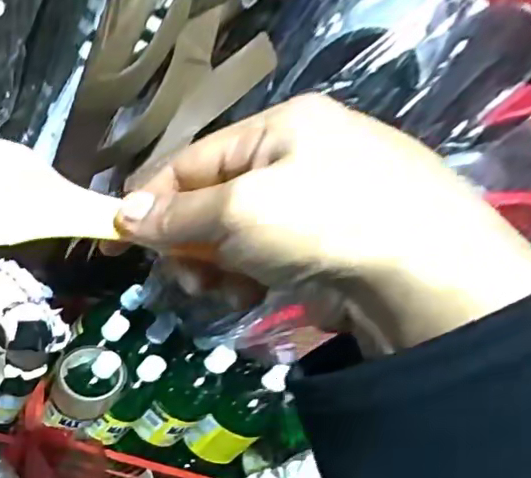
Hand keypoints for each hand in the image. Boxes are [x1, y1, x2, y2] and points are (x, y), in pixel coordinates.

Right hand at [112, 95, 530, 352]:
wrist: (413, 274)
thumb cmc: (322, 222)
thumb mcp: (237, 213)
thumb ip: (176, 217)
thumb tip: (122, 216)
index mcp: (276, 129)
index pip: (190, 162)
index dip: (150, 202)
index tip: (117, 241)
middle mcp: (290, 159)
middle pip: (207, 204)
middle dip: (188, 245)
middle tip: (187, 277)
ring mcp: (304, 206)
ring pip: (227, 239)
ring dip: (213, 269)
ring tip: (227, 290)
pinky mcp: (312, 248)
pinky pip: (254, 261)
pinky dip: (242, 280)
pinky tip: (252, 295)